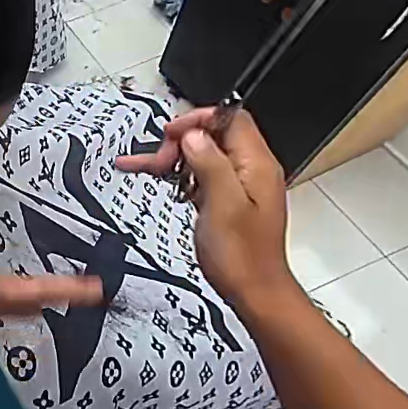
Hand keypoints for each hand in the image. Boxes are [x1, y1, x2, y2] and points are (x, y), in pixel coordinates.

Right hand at [117, 108, 296, 309]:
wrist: (254, 290)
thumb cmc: (243, 257)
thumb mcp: (222, 204)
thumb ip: (209, 163)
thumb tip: (193, 136)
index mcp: (256, 164)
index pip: (230, 118)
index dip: (198, 120)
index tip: (172, 134)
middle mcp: (251, 170)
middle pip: (213, 134)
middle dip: (182, 142)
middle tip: (161, 161)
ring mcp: (239, 185)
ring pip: (204, 155)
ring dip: (176, 158)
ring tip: (151, 167)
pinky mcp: (227, 201)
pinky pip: (202, 176)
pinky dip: (180, 175)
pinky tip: (159, 176)